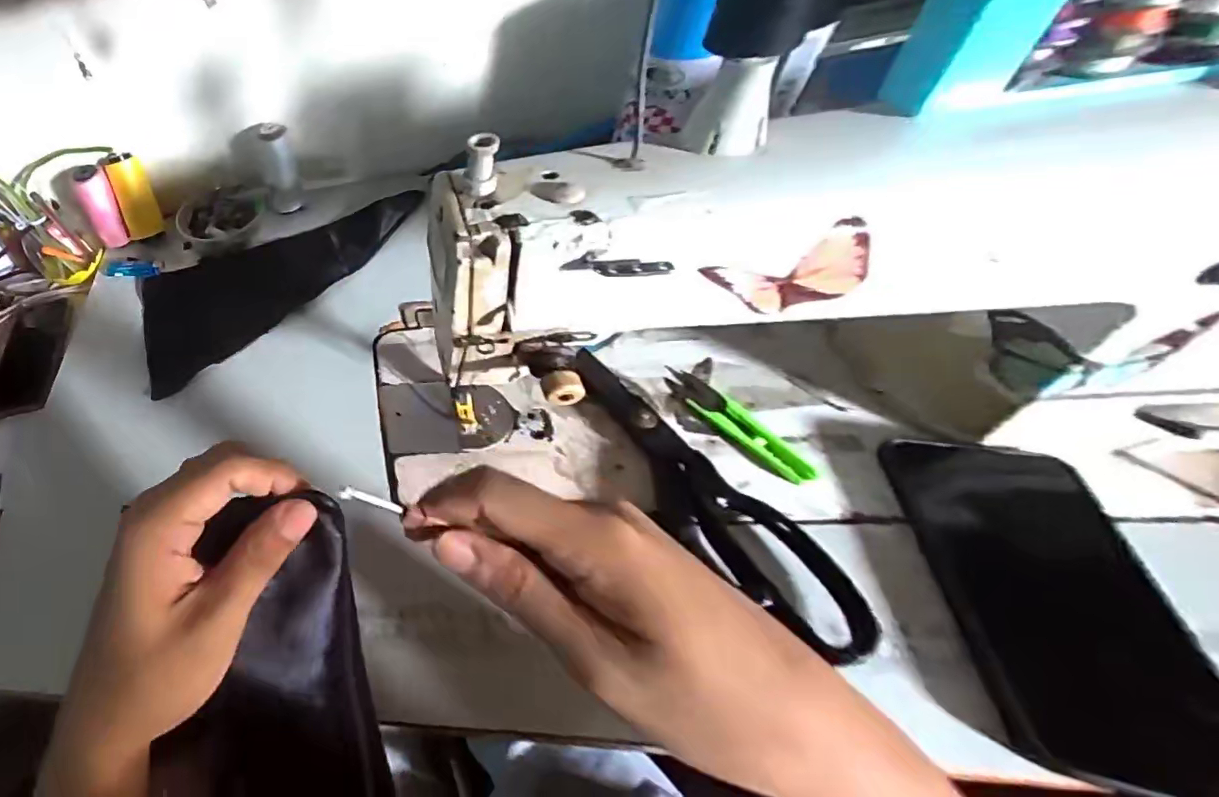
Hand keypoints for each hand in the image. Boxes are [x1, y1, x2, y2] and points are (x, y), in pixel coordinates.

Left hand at [37, 443, 317, 796]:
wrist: (105, 719)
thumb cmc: (159, 676)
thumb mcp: (217, 619)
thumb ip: (259, 556)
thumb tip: (304, 506)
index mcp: (157, 523)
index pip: (222, 468)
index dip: (270, 472)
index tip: (309, 498)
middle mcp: (148, 509)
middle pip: (214, 462)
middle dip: (263, 473)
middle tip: (301, 507)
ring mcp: (148, 520)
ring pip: (208, 474)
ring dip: (250, 483)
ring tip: (287, 514)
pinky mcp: (154, 535)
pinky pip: (199, 496)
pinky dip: (234, 498)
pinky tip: (256, 525)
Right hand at [405, 467, 954, 796]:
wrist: (810, 726)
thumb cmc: (702, 705)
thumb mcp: (596, 659)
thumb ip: (521, 590)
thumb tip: (451, 539)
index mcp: (597, 534)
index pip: (499, 492)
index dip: (445, 501)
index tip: (408, 530)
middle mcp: (608, 511)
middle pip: (515, 497)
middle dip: (464, 516)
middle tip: (430, 556)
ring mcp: (627, 525)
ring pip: (538, 513)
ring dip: (495, 533)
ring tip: (473, 576)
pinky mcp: (638, 544)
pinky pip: (566, 531)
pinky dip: (529, 547)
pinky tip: (526, 583)